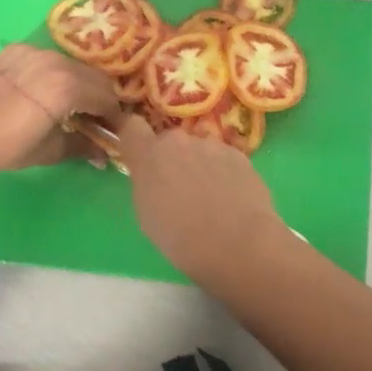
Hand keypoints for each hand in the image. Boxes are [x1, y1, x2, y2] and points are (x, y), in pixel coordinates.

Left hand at [0, 45, 120, 178]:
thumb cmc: (5, 147)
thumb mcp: (49, 151)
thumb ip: (82, 146)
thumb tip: (104, 154)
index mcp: (67, 87)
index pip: (107, 97)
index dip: (115, 116)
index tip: (115, 132)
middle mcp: (55, 62)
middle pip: (94, 77)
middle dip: (102, 98)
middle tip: (98, 120)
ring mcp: (34, 52)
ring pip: (73, 65)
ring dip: (81, 84)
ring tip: (74, 107)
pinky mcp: (16, 51)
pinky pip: (49, 59)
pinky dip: (57, 74)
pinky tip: (48, 93)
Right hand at [116, 112, 289, 283]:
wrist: (237, 244)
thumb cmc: (182, 239)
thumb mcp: (147, 214)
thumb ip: (146, 183)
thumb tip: (156, 176)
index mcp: (150, 155)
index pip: (132, 126)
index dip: (135, 140)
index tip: (140, 157)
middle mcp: (180, 141)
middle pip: (169, 142)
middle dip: (172, 159)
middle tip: (181, 190)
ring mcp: (213, 145)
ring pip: (199, 150)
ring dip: (200, 165)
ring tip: (212, 198)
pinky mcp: (239, 155)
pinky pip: (223, 159)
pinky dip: (224, 173)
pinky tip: (231, 199)